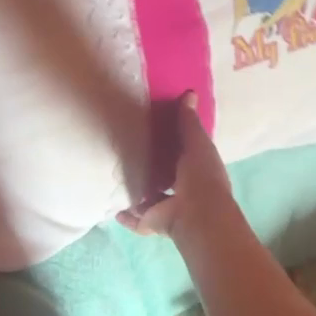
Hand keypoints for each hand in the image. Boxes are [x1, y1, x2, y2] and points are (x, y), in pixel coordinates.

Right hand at [117, 91, 230, 238]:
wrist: (195, 214)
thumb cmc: (201, 176)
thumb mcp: (196, 143)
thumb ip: (188, 122)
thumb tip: (190, 93)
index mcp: (197, 171)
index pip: (183, 157)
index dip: (173, 147)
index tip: (155, 135)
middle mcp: (183, 191)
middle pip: (165, 179)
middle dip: (153, 172)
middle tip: (131, 157)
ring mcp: (167, 208)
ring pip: (150, 200)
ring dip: (139, 194)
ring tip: (119, 180)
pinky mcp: (151, 222)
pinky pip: (136, 219)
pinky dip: (126, 215)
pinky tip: (114, 208)